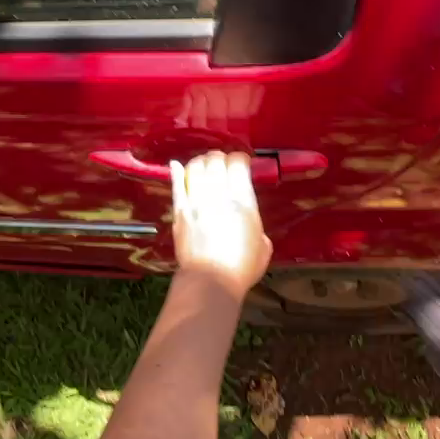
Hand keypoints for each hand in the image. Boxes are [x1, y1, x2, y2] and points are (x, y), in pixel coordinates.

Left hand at [169, 152, 270, 299]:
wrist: (210, 280)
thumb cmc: (241, 268)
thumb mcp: (263, 246)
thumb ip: (256, 227)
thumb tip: (250, 225)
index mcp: (243, 201)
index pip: (238, 164)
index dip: (240, 159)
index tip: (241, 163)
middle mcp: (218, 195)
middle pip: (215, 161)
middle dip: (220, 157)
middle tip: (222, 162)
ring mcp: (196, 202)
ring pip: (195, 168)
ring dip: (201, 162)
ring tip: (204, 164)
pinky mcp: (179, 212)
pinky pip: (176, 185)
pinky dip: (176, 172)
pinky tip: (176, 164)